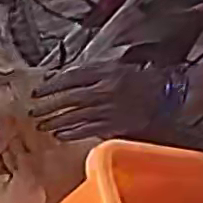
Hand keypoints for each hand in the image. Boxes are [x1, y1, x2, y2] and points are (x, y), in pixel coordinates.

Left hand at [31, 62, 186, 139]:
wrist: (168, 96)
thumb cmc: (142, 79)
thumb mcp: (118, 66)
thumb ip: (92, 72)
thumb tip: (61, 77)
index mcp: (107, 71)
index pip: (71, 77)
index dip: (51, 85)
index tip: (37, 91)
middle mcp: (106, 89)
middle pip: (68, 98)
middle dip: (48, 106)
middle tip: (33, 112)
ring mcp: (109, 108)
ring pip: (74, 116)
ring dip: (55, 121)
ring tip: (42, 125)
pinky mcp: (113, 124)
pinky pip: (87, 130)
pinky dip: (71, 133)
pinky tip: (60, 135)